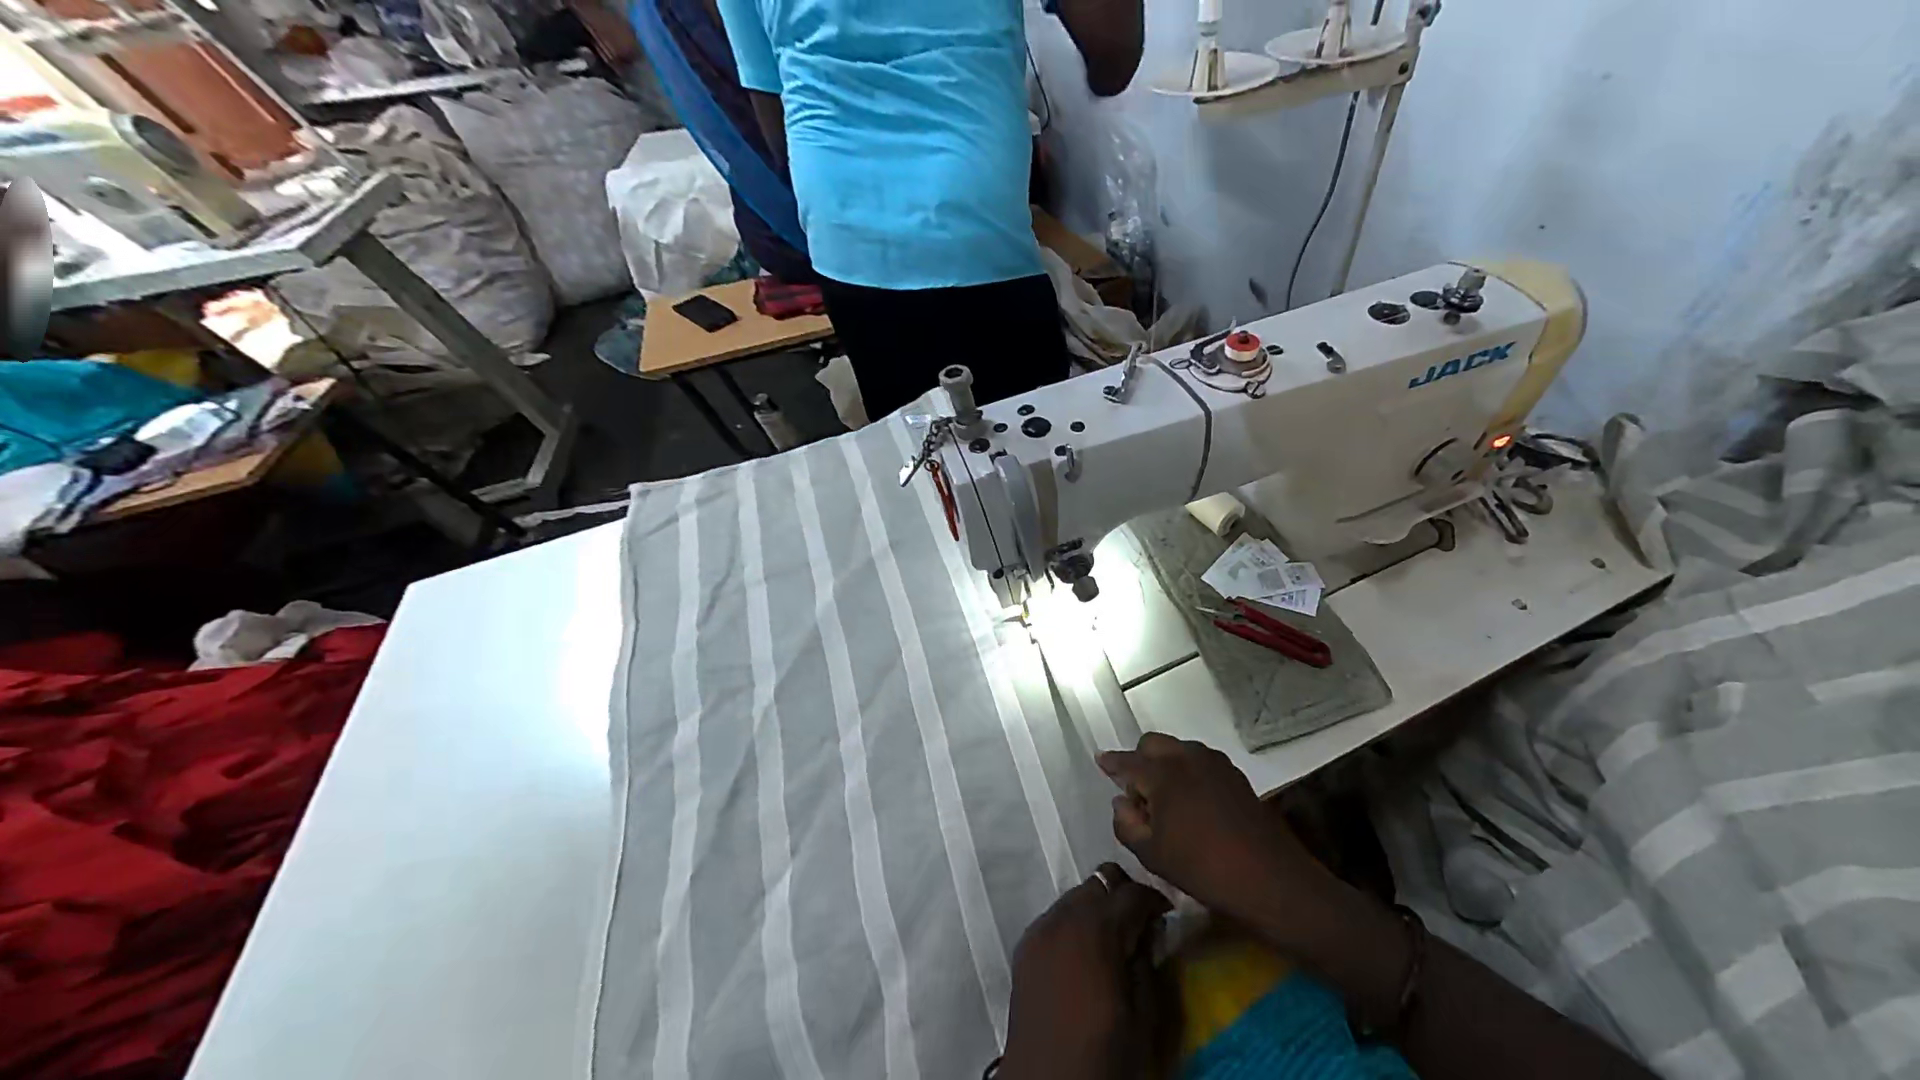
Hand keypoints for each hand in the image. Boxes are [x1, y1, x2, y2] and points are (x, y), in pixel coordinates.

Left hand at [1000, 863, 1173, 1079]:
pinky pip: (1055, 917)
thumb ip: (1147, 960)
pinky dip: (1074, 924)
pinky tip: (1084, 956)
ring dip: (1097, 908)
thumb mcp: (1144, 1013)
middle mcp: (1064, 916)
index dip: (1155, 900)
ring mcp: (1040, 928)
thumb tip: (1147, 931)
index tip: (1167, 916)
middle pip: (1100, 881)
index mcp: (1097, 928)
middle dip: (1123, 896)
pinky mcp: (1024, 944)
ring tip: (1113, 942)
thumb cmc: (1104, 1053)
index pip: (1132, 892)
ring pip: (1075, 896)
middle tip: (1140, 926)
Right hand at [1098, 733, 1337, 930]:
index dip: (1111, 762)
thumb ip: (1126, 823)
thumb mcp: (1152, 854)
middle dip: (1140, 760)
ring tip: (1167, 800)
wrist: (1270, 880)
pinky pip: (1200, 761)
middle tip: (1139, 794)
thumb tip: (1122, 802)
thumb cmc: (1202, 868)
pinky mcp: (1235, 775)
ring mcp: (1214, 763)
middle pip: (1152, 744)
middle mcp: (1186, 757)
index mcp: (1161, 773)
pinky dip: (1188, 770)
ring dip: (1165, 763)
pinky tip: (1193, 802)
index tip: (1100, 761)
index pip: (1127, 761)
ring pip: (1178, 749)